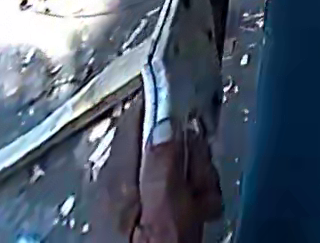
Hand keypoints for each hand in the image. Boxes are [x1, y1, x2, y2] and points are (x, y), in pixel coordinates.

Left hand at [95, 94, 223, 242]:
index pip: (137, 116)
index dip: (170, 105)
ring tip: (203, 205)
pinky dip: (188, 194)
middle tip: (203, 181)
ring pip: (171, 161)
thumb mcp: (166, 215)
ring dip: (196, 176)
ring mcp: (125, 199)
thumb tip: (165, 118)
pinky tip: (197, 213)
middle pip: (162, 139)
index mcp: (119, 178)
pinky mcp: (135, 215)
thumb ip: (163, 166)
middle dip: (193, 153)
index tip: (198, 115)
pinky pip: (168, 185)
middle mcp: (116, 182)